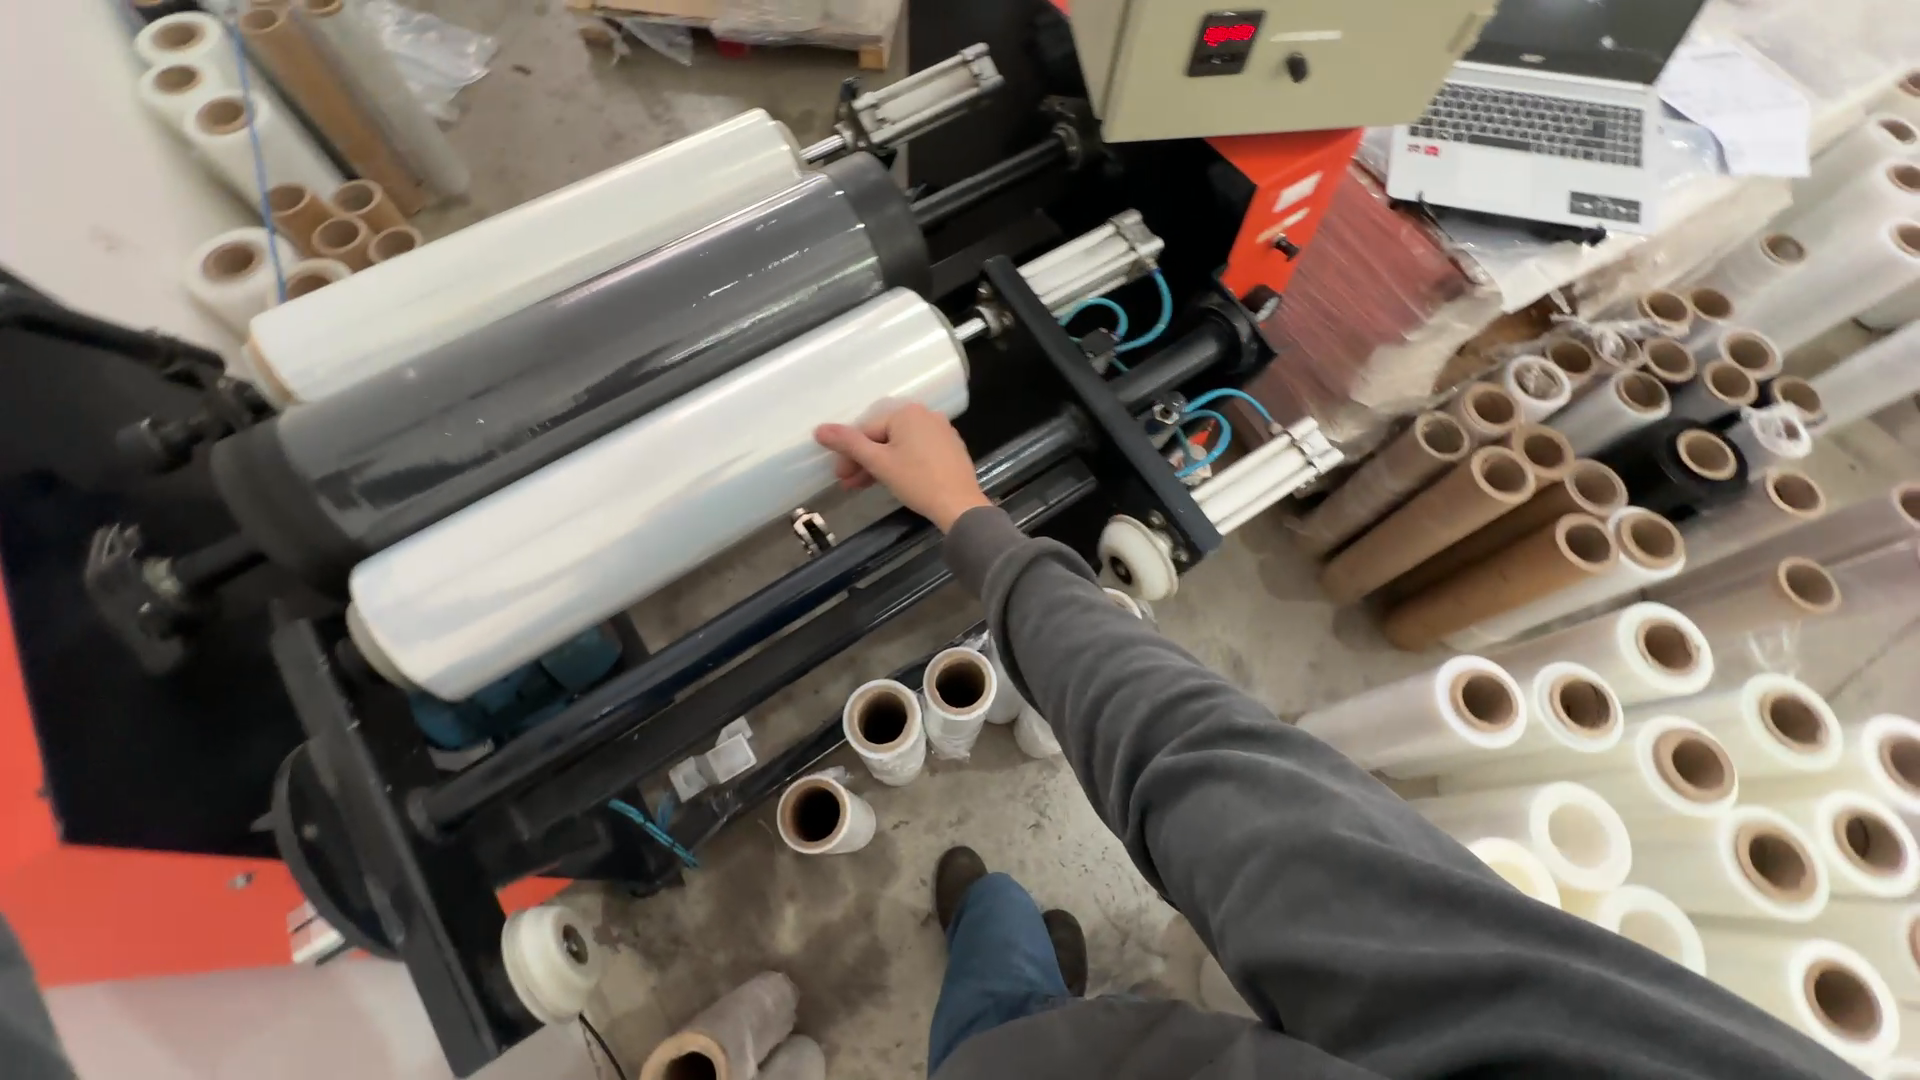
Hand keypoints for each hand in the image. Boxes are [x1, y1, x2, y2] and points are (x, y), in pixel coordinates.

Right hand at [815, 404, 988, 531]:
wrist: (959, 505)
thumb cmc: (917, 481)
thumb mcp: (879, 463)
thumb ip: (849, 444)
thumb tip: (819, 429)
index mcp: (906, 412)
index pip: (867, 431)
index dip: (850, 454)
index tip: (840, 475)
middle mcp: (925, 415)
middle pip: (884, 437)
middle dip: (864, 461)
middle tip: (848, 483)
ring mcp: (941, 431)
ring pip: (900, 446)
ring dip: (879, 466)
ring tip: (862, 486)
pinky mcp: (950, 449)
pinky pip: (917, 451)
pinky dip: (901, 464)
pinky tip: (891, 481)